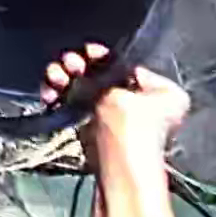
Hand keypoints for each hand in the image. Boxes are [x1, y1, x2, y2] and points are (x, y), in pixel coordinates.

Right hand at [42, 44, 188, 171]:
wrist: (117, 163)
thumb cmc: (139, 128)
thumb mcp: (165, 96)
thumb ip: (146, 76)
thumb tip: (130, 69)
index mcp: (145, 90)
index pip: (115, 61)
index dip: (100, 54)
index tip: (90, 53)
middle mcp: (121, 97)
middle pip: (89, 67)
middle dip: (75, 62)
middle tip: (71, 65)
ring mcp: (98, 108)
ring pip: (70, 79)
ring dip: (59, 74)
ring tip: (56, 78)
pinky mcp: (79, 118)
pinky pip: (60, 96)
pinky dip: (51, 92)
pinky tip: (49, 95)